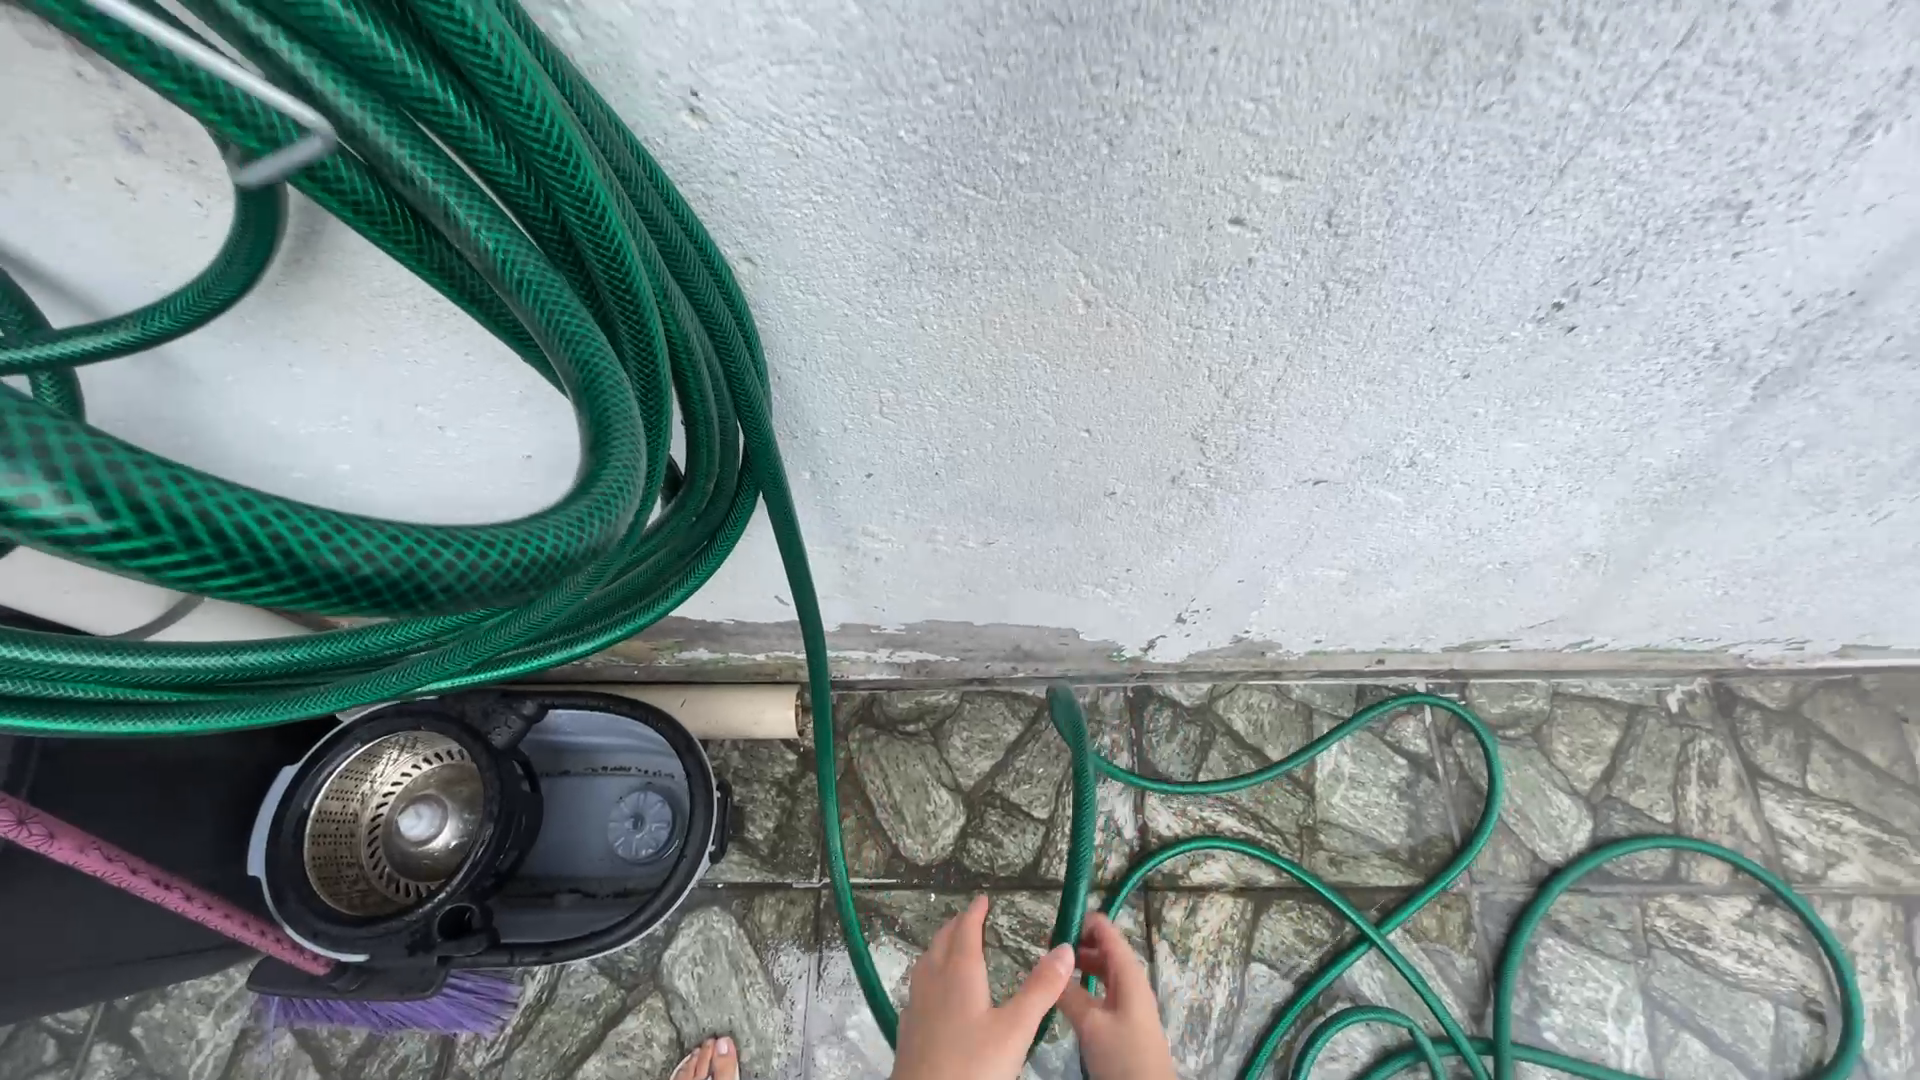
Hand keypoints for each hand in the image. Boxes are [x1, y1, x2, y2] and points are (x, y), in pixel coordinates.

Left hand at [892, 894, 1077, 1079]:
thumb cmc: (973, 1066)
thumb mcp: (1016, 1029)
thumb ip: (1040, 989)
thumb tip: (1065, 947)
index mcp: (959, 972)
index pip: (965, 930)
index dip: (975, 912)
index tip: (983, 899)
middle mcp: (933, 980)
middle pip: (942, 941)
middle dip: (957, 926)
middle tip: (970, 919)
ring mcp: (916, 1004)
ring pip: (926, 962)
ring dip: (940, 947)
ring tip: (952, 947)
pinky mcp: (908, 1028)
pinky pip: (918, 987)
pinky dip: (929, 974)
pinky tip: (935, 994)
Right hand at [1057, 912, 1175, 1079]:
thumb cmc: (1124, 1056)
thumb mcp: (1091, 1024)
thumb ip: (1068, 993)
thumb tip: (1049, 970)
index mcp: (1127, 971)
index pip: (1104, 928)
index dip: (1079, 923)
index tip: (1051, 933)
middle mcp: (1131, 979)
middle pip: (1102, 947)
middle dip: (1075, 945)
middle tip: (1044, 955)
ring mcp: (1130, 1000)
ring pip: (1102, 970)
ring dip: (1079, 967)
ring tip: (1051, 975)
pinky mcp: (1126, 1019)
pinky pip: (1103, 990)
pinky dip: (1085, 986)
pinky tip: (1067, 997)